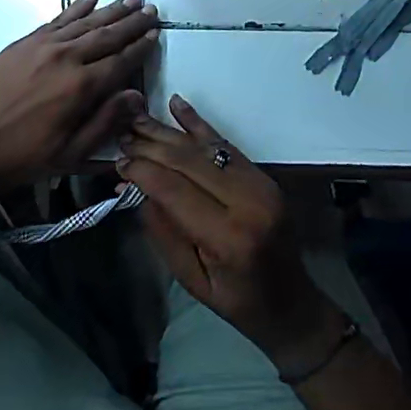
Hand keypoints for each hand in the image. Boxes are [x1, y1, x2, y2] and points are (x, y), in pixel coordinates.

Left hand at [0, 0, 158, 191]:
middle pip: (106, 35)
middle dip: (131, 22)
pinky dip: (76, 7)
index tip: (156, 34)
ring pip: (84, 22)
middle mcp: (65, 58)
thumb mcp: (69, 153)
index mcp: (80, 87)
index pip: (120, 61)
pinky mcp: (22, 43)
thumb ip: (105, 123)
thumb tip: (137, 96)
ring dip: (110, 9)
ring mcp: (41, 46)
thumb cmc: (20, 157)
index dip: (140, 48)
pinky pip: (56, 19)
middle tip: (151, 10)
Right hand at [118, 95, 343, 373]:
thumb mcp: (190, 278)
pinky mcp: (264, 177)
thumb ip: (161, 230)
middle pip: (186, 162)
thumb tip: (130, 187)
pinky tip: (176, 104)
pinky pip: (225, 144)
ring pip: (203, 148)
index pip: (173, 189)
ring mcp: (260, 185)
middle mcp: (248, 203)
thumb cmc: (237, 301)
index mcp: (228, 237)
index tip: (117, 163)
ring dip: (166, 131)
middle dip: (148, 147)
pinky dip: (198, 123)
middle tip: (120, 137)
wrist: (294, 305)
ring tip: (135, 118)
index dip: (141, 171)